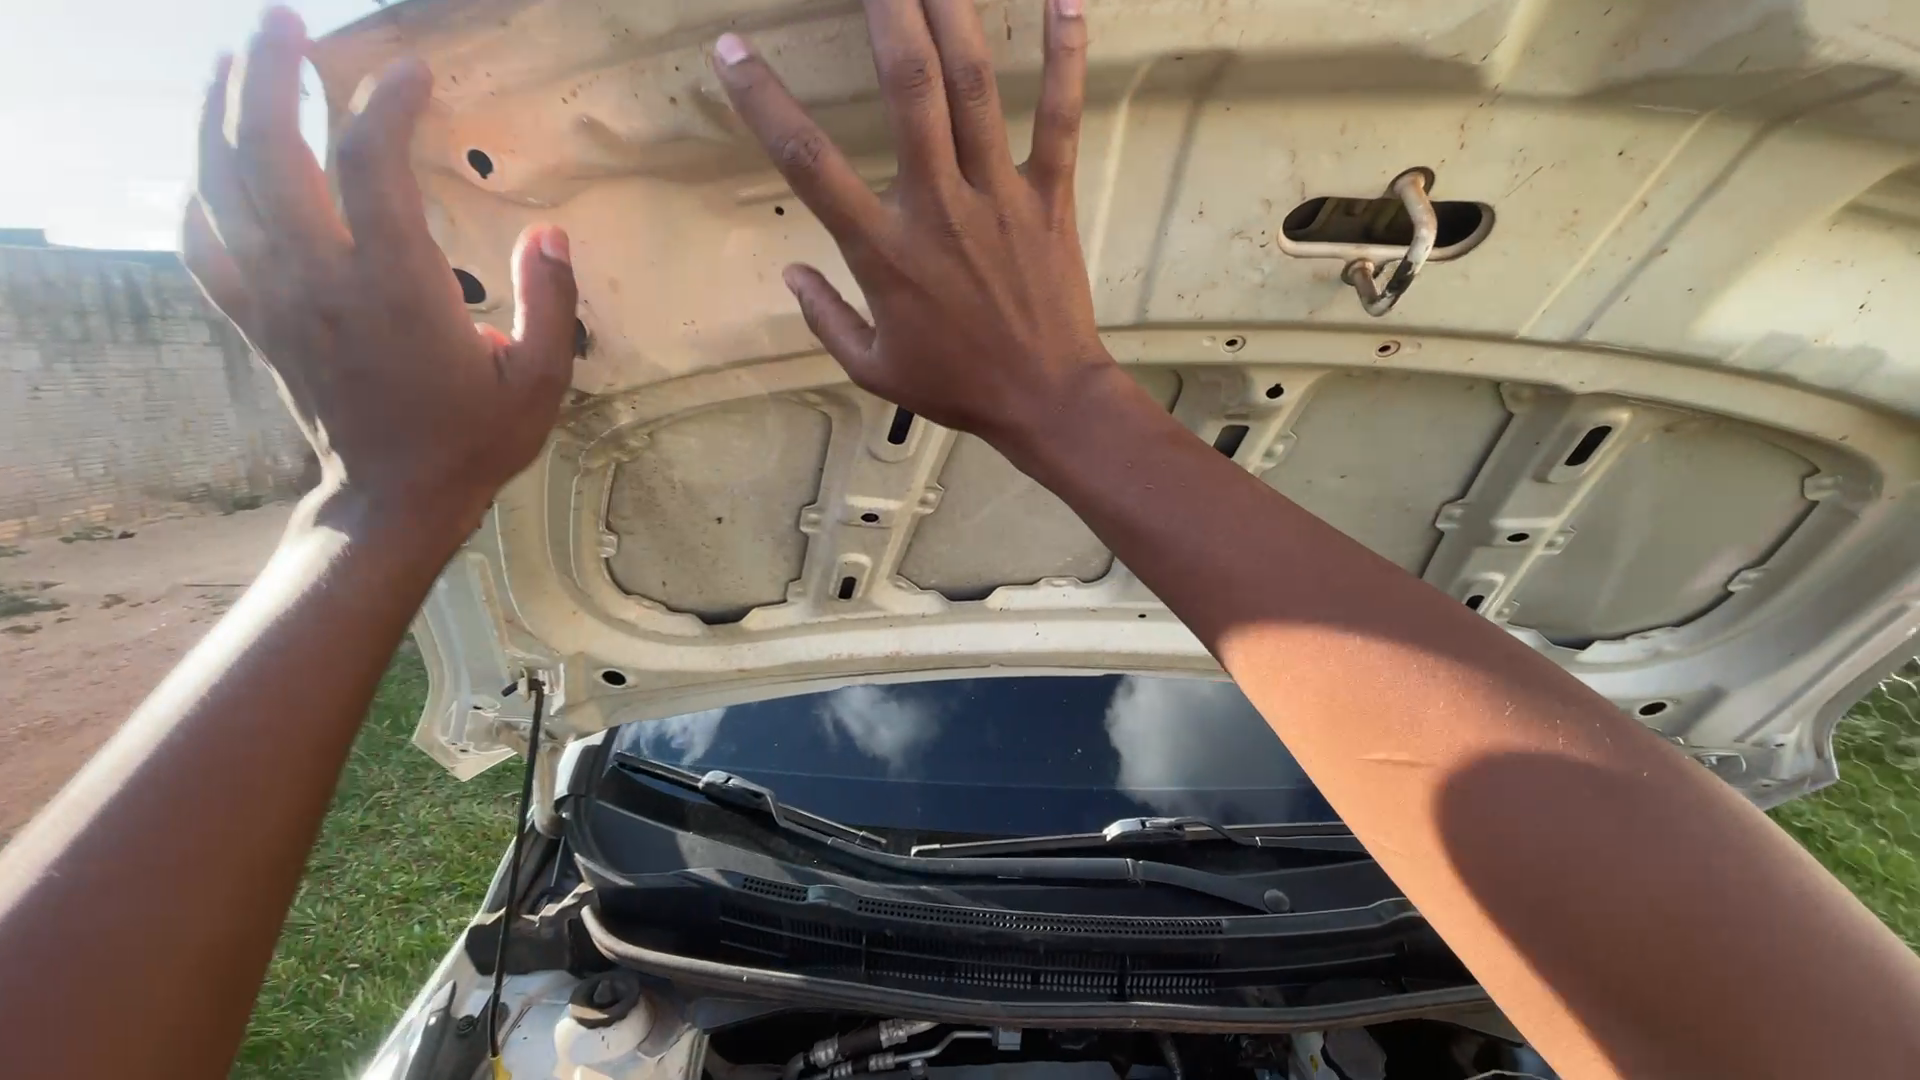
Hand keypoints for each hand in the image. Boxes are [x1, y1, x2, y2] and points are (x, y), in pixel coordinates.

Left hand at [183, 7, 577, 531]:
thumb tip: (549, 231)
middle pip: (269, 151)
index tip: (412, 73)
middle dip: (269, 75)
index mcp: (399, 289)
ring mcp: (277, 299)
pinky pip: (205, 242)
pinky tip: (209, 169)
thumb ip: (548, 304)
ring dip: (221, 112)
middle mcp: (323, 280)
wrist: (398, 497)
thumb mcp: (542, 381)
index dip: (385, 105)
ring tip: (234, 65)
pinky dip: (199, 194)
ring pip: (221, 183)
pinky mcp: (256, 321)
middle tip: (283, 26)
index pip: (373, 166)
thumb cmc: (476, 439)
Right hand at [712, 0, 1112, 452]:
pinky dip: (1064, 55)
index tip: (730, 51)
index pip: (809, 163)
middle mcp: (938, 206)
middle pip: (907, 88)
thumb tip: (790, 271)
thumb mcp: (873, 369)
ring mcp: (998, 194)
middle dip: (885, 9)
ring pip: (973, 86)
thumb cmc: (957, 386)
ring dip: (951, 10)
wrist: (1043, 400)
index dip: (764, 102)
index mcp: (885, 251)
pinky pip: (1059, 115)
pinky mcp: (1049, 196)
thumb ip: (825, 319)